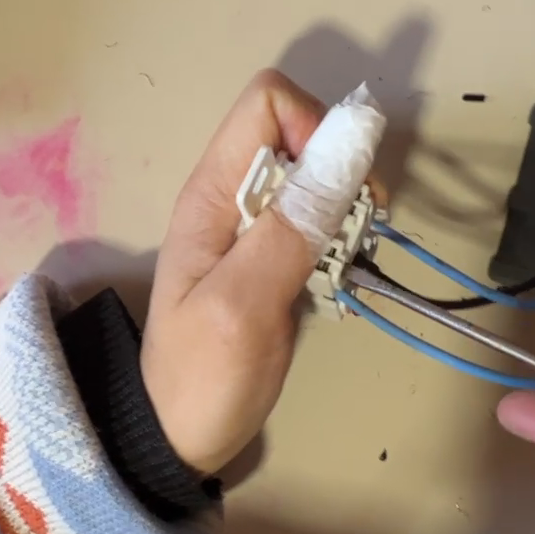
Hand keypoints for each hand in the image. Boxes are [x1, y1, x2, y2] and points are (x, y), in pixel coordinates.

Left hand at [142, 70, 333, 474]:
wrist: (180, 431)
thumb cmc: (202, 375)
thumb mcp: (241, 304)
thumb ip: (288, 227)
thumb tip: (345, 144)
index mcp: (212, 192)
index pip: (265, 103)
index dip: (312, 125)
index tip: (339, 188)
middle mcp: (230, 194)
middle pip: (297, 130)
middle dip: (340, 166)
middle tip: (354, 229)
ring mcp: (250, 223)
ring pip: (314, 171)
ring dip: (346, 200)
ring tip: (348, 254)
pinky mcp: (270, 251)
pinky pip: (316, 211)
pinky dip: (341, 227)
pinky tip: (340, 267)